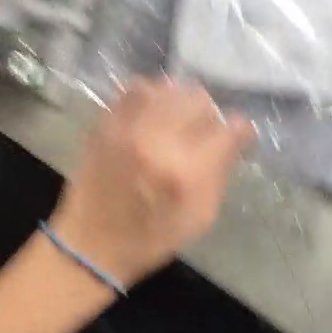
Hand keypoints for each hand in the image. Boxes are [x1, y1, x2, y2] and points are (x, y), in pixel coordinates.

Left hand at [48, 79, 255, 286]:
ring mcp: (126, 128)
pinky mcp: (104, 124)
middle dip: (208, 115)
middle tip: (203, 133)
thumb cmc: (151, 239)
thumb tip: (235, 138)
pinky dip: (150, 97)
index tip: (239, 137)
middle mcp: (157, 140)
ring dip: (179, 102)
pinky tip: (152, 115)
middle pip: (198, 99)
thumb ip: (221, 172)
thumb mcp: (201, 217)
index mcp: (185, 171)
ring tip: (177, 121)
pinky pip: (134, 90)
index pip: (229, 128)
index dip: (240, 132)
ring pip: (167, 87)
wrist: (91, 245)